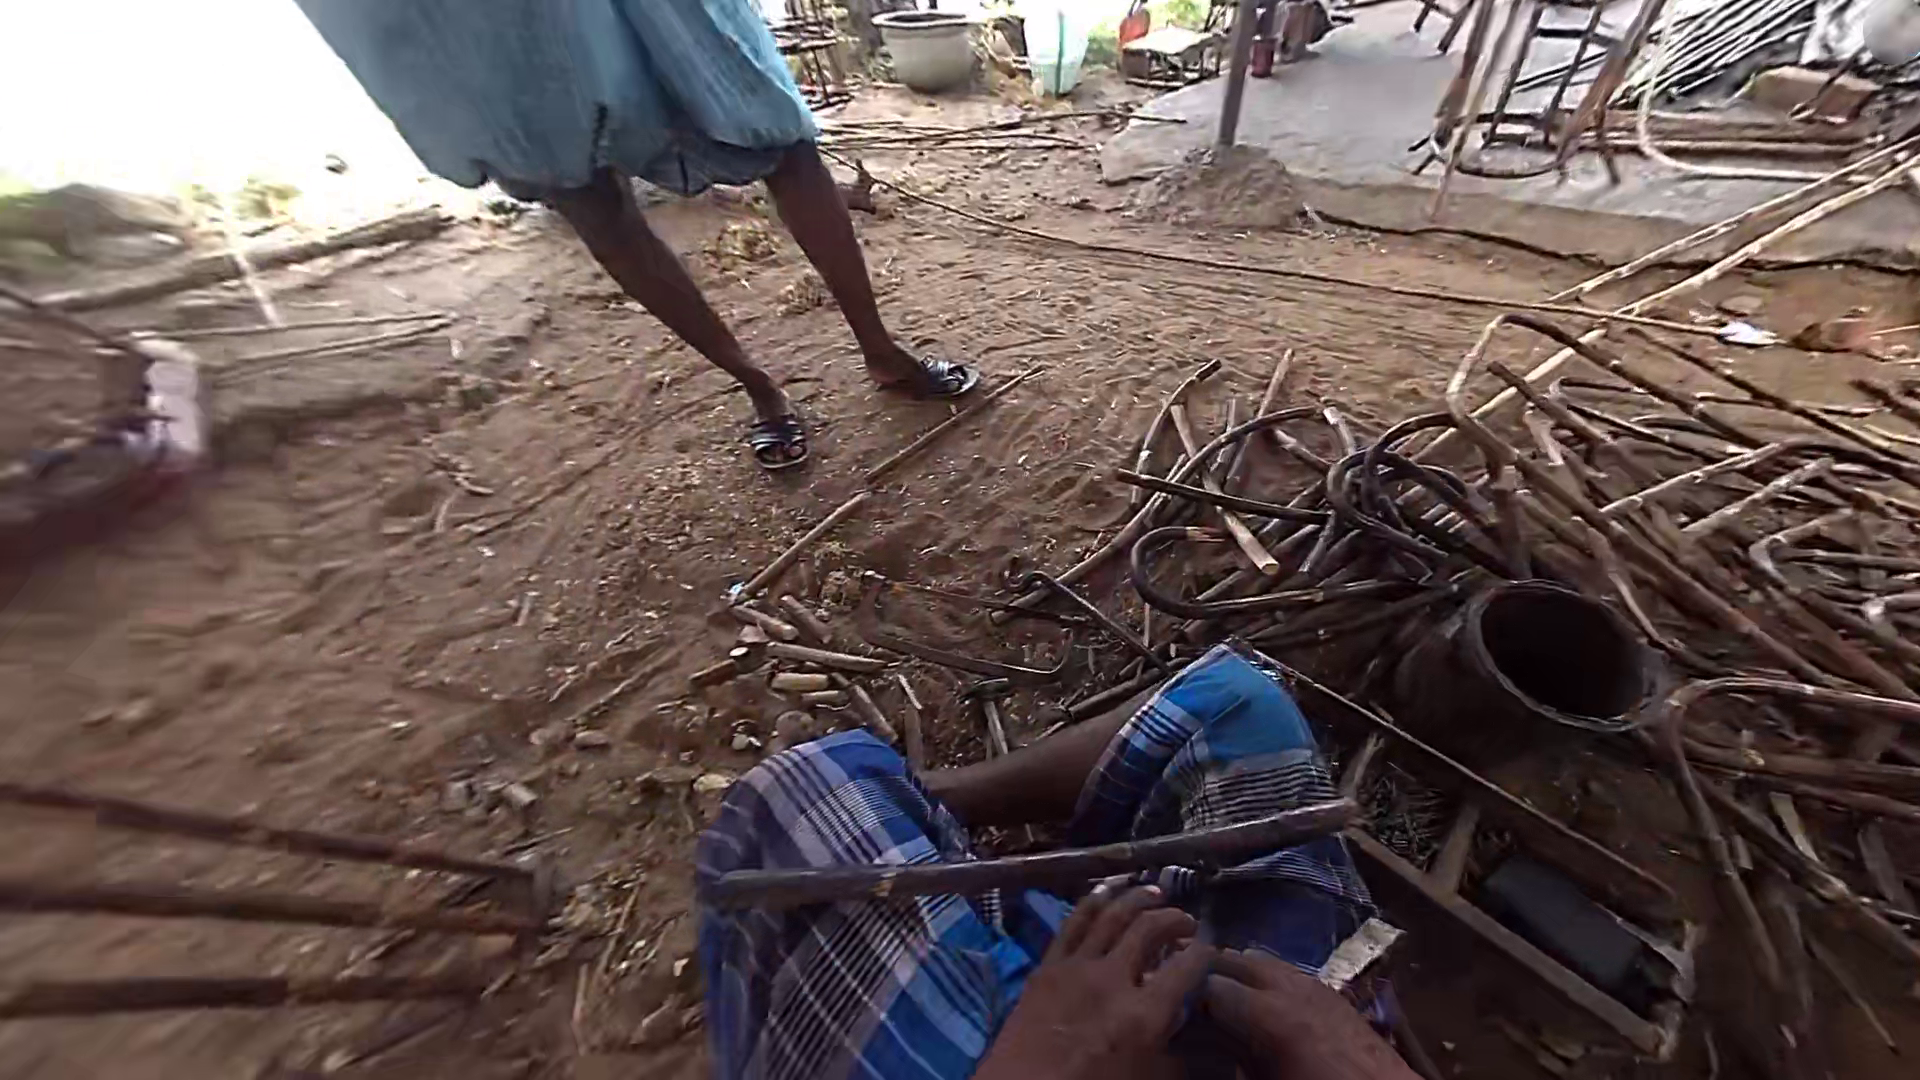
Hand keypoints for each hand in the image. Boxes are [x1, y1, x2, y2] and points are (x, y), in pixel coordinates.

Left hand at [974, 884, 1214, 1079]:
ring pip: (1111, 916)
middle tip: (1186, 919)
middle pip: (1148, 931)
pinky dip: (1093, 901)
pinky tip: (1105, 892)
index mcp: (1143, 1017)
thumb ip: (1179, 1061)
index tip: (1211, 947)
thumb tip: (1208, 1042)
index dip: (1203, 954)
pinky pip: (1074, 922)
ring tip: (1153, 892)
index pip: (1184, 971)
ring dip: (1135, 899)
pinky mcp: (1049, 963)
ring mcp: (1077, 965)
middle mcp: (1113, 980)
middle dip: (1173, 919)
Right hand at [1203, 947, 1420, 1079]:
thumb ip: (1239, 1060)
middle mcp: (1286, 987)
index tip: (1175, 1004)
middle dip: (1208, 970)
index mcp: (1270, 1015)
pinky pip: (1285, 970)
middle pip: (1232, 959)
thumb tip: (1210, 1040)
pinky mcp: (1329, 992)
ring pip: (1258, 957)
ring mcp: (1310, 985)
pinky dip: (1265, 976)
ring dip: (1237, 969)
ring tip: (1225, 992)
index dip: (1189, 994)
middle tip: (1191, 990)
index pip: (1211, 986)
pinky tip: (1264, 1001)